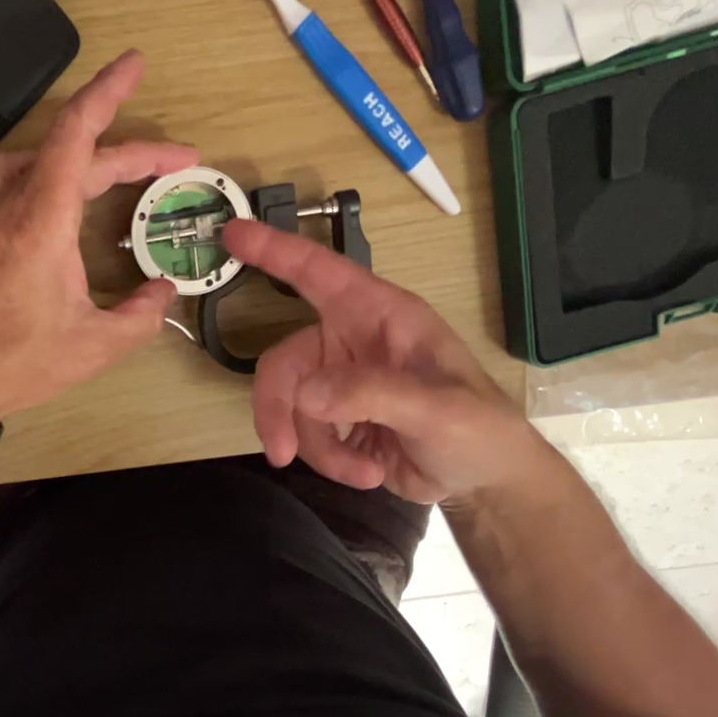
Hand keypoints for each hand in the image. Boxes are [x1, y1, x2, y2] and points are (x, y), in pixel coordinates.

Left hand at [0, 51, 196, 429]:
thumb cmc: (18, 365)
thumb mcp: (95, 347)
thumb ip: (141, 314)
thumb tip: (164, 290)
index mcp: (42, 222)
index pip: (77, 135)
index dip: (109, 92)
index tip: (136, 65)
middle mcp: (11, 205)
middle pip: (74, 151)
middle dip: (131, 150)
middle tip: (177, 163)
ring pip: (42, 159)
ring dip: (89, 156)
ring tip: (128, 171)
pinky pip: (18, 179)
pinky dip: (53, 170)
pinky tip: (68, 193)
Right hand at [226, 219, 550, 505]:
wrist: (485, 483)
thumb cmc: (478, 429)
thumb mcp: (438, 409)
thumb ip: (372, 393)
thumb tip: (305, 394)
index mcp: (381, 317)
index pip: (319, 274)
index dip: (275, 251)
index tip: (233, 233)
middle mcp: (352, 344)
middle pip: (284, 365)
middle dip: (278, 411)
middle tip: (282, 453)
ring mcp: (340, 385)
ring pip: (290, 408)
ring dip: (317, 447)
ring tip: (363, 471)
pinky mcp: (336, 422)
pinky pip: (304, 436)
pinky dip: (328, 461)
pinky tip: (369, 472)